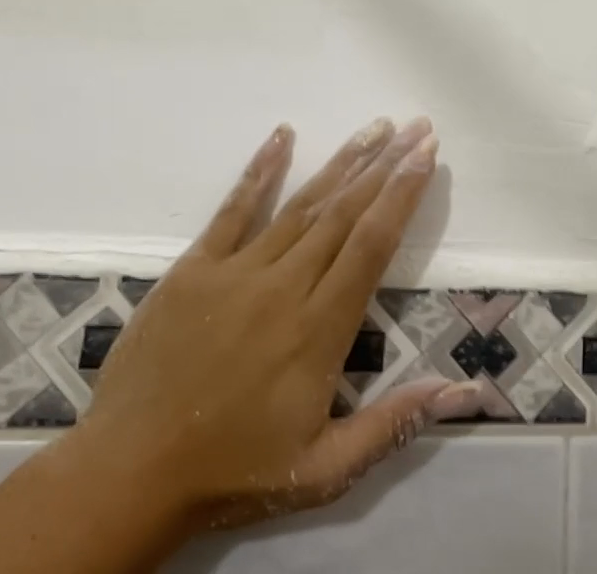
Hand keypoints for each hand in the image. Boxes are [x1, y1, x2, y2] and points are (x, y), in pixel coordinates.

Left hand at [74, 117, 480, 543]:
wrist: (131, 471)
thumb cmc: (234, 471)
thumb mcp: (325, 470)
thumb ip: (394, 423)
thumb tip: (466, 392)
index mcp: (319, 329)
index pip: (372, 244)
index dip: (403, 195)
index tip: (427, 155)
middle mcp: (283, 287)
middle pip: (344, 213)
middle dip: (385, 166)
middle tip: (416, 126)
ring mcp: (235, 271)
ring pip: (300, 205)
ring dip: (341, 163)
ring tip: (374, 128)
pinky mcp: (194, 269)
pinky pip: (233, 209)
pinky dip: (260, 170)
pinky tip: (282, 136)